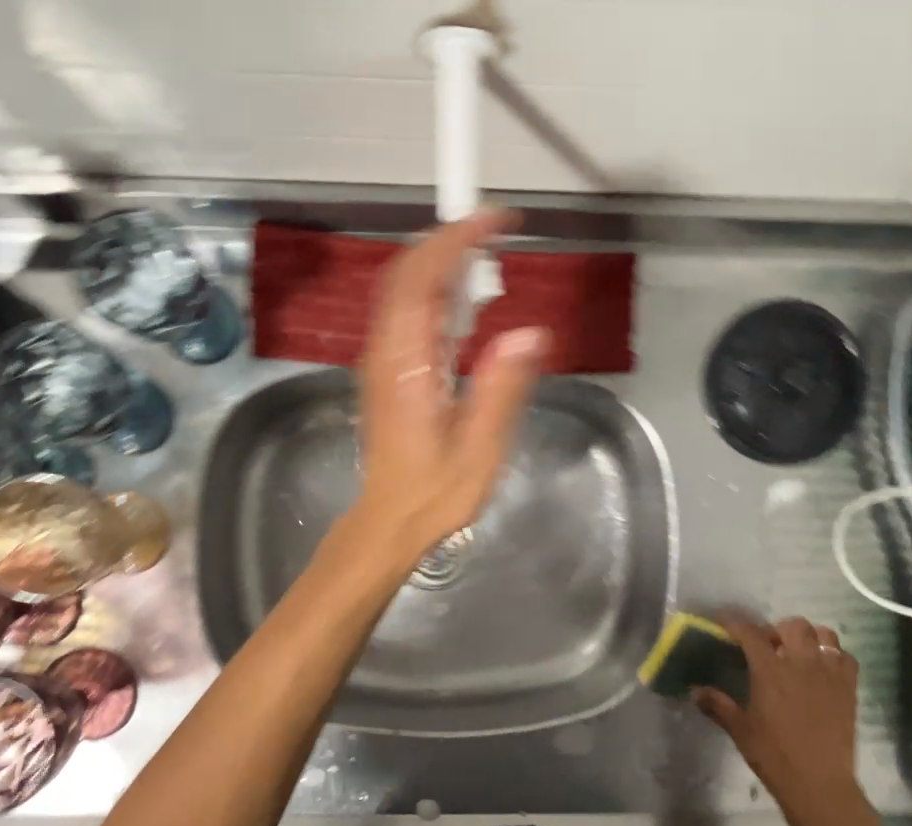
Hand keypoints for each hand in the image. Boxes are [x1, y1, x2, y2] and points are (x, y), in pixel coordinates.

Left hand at [354, 208, 547, 558]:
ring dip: (439, 262)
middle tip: (497, 233)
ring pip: (401, 288)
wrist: (387, 521)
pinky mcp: (384, 371)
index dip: (458, 238)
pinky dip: (433, 290)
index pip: (424, 278)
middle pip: (406, 272)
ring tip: (486, 262)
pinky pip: (403, 311)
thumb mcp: (480, 449)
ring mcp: (380, 359)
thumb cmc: (433, 493)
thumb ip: (503, 388)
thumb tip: (531, 333)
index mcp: (409, 364)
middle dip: (448, 239)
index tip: (497, 218)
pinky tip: (463, 306)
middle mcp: (386, 351)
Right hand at [695, 615, 866, 825]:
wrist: (818, 782)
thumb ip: (717, 705)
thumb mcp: (740, 729)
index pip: (750, 633)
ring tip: (797, 652)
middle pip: (792, 625)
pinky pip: (845, 656)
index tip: (723, 620)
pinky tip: (823, 668)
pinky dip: (833, 654)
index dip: (734, 622)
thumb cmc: (773, 755)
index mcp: (770, 671)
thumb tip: (694, 691)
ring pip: (824, 634)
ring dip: (808, 636)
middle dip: (776, 629)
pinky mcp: (849, 687)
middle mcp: (802, 663)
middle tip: (767, 645)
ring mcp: (830, 673)